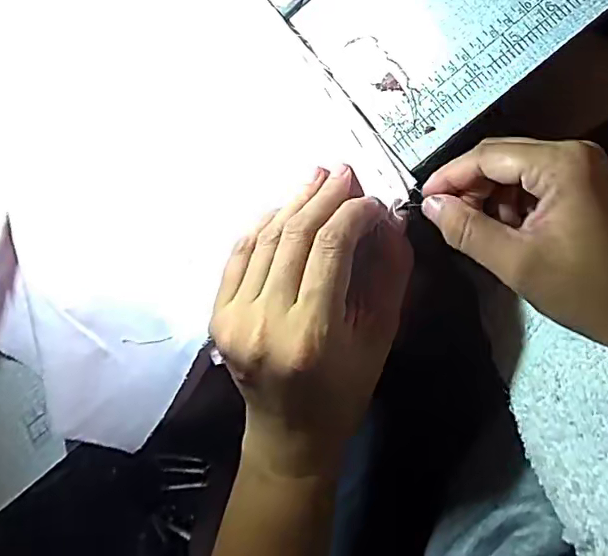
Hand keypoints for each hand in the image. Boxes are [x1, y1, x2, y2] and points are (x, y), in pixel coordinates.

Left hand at [211, 166, 412, 480]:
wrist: (288, 435)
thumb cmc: (343, 390)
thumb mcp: (380, 337)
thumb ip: (388, 275)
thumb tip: (390, 219)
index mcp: (310, 334)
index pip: (330, 248)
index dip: (353, 213)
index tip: (372, 201)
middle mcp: (264, 322)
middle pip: (295, 236)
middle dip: (324, 197)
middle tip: (344, 172)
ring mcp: (234, 316)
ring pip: (267, 238)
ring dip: (295, 202)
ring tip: (318, 178)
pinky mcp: (218, 313)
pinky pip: (241, 253)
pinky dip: (263, 224)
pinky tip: (284, 206)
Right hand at [420, 138, 607, 358]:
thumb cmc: (593, 292)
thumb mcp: (519, 264)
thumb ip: (467, 230)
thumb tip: (430, 205)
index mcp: (559, 163)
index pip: (487, 156)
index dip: (450, 177)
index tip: (423, 200)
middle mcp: (569, 151)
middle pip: (499, 157)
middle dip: (469, 186)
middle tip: (446, 219)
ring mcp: (579, 163)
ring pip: (512, 169)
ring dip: (489, 196)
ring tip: (476, 230)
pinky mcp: (582, 179)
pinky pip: (531, 179)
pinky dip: (510, 201)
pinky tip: (504, 229)